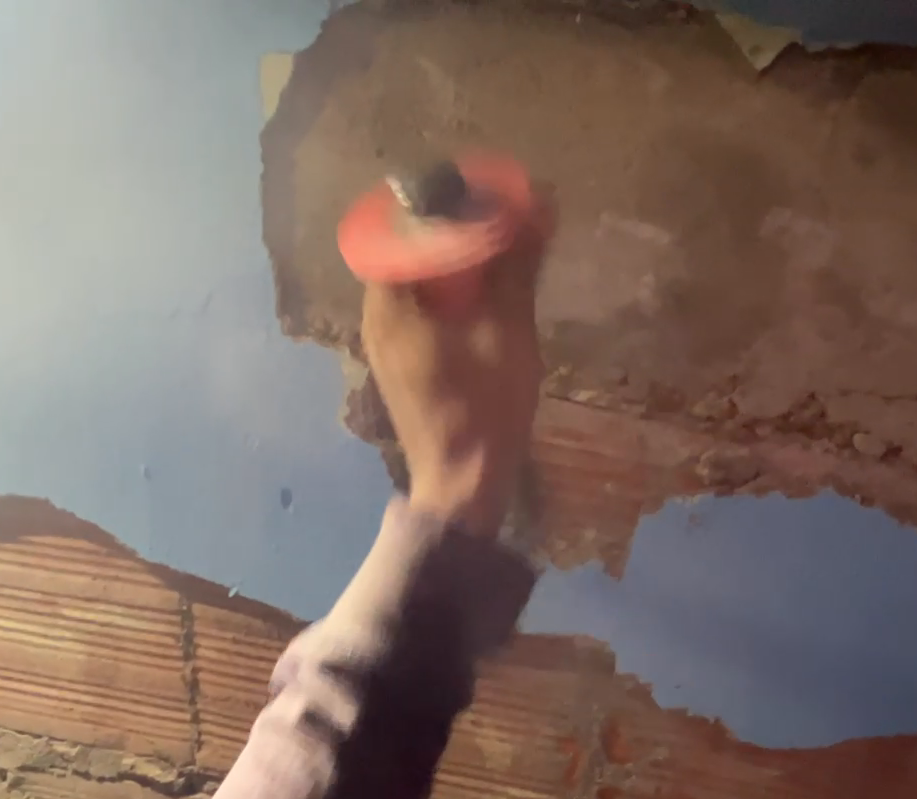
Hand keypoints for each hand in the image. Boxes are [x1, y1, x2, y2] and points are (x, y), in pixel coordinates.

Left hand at [359, 208, 550, 536]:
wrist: (461, 483)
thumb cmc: (484, 408)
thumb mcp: (509, 330)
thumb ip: (518, 264)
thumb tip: (541, 202)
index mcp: (391, 303)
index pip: (399, 225)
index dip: (439, 204)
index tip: (480, 197)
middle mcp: (375, 318)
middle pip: (403, 252)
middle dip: (449, 232)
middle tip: (495, 224)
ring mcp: (383, 346)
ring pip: (410, 284)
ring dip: (449, 266)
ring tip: (494, 257)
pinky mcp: (397, 367)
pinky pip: (415, 312)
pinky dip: (444, 297)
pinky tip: (479, 302)